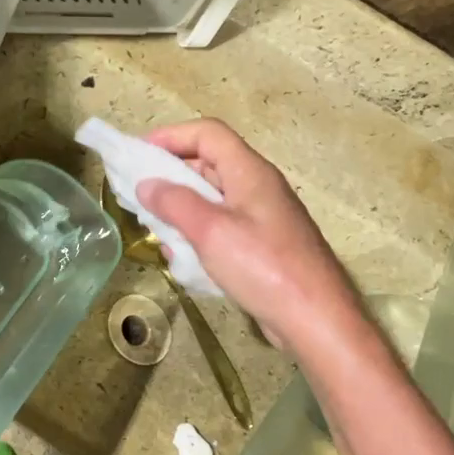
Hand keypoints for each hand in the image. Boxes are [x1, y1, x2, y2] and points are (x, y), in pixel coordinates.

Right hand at [136, 119, 363, 356]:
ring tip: (156, 227)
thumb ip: (173, 202)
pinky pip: (221, 224)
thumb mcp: (209, 231)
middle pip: (208, 162)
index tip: (137, 154)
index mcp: (250, 173)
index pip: (207, 134)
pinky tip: (182, 256)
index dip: (170, 136)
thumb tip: (146, 184)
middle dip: (170, 173)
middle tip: (139, 192)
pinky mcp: (262, 244)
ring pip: (212, 196)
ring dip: (180, 206)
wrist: (316, 320)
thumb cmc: (263, 268)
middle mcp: (258, 187)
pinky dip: (196, 231)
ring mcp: (262, 216)